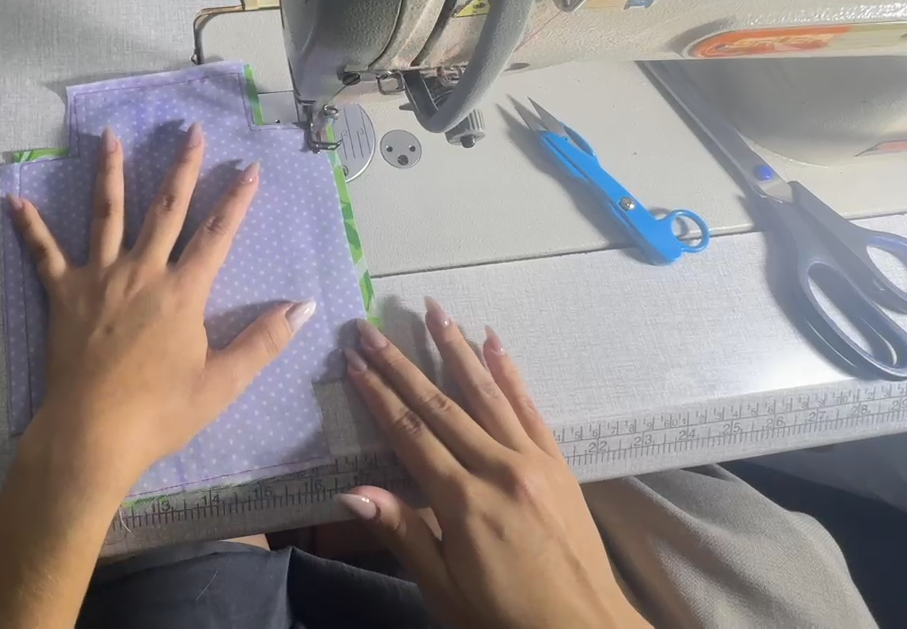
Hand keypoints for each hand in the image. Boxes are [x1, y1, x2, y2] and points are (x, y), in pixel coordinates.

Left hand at [5, 124, 316, 491]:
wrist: (93, 434)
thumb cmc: (160, 411)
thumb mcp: (223, 382)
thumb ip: (264, 340)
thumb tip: (304, 306)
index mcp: (183, 290)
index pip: (217, 234)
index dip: (236, 199)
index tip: (249, 167)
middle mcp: (143, 270)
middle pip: (166, 208)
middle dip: (183, 167)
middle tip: (191, 131)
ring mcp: (100, 276)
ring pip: (107, 213)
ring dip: (110, 173)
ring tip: (110, 137)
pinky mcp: (64, 292)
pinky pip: (44, 253)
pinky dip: (30, 227)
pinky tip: (14, 201)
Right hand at [338, 300, 647, 628]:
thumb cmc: (504, 619)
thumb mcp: (445, 589)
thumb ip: (401, 532)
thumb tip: (349, 493)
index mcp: (464, 502)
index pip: (409, 433)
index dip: (377, 394)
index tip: (353, 360)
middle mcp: (498, 469)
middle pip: (438, 404)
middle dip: (399, 363)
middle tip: (371, 329)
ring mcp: (532, 460)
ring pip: (484, 392)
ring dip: (454, 346)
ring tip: (432, 308)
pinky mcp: (558, 461)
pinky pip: (528, 406)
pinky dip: (508, 371)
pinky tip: (492, 340)